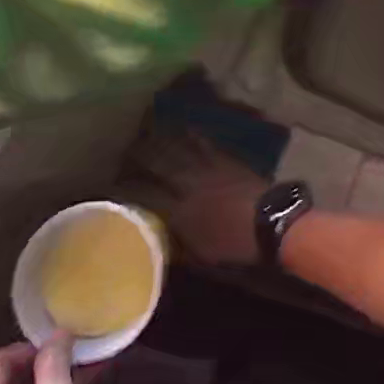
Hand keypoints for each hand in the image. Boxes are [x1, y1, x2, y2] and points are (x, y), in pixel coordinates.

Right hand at [128, 132, 267, 265]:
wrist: (274, 223)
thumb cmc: (238, 245)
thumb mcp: (202, 255)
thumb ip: (177, 244)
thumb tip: (157, 236)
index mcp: (180, 211)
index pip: (144, 195)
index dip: (125, 189)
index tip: (110, 184)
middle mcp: (190, 185)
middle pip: (158, 164)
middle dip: (139, 156)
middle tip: (125, 149)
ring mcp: (210, 169)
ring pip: (180, 149)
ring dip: (163, 139)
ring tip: (147, 132)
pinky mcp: (229, 160)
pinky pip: (205, 144)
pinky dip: (193, 135)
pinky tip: (185, 128)